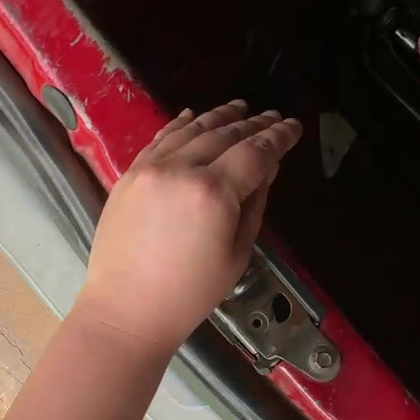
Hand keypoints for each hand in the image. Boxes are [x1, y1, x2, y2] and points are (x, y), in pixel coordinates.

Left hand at [75, 100, 303, 354]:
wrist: (125, 310)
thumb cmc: (189, 295)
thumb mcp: (236, 255)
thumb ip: (254, 206)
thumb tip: (266, 170)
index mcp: (213, 194)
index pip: (255, 153)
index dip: (278, 138)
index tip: (293, 126)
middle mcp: (180, 170)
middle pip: (224, 135)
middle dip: (253, 124)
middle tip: (272, 116)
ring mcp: (150, 169)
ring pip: (191, 130)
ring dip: (219, 117)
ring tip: (240, 108)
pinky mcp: (129, 175)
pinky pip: (159, 139)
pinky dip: (180, 125)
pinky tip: (193, 116)